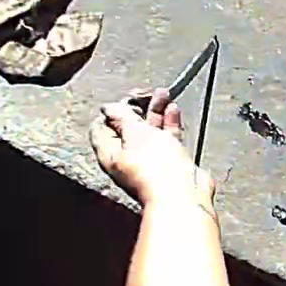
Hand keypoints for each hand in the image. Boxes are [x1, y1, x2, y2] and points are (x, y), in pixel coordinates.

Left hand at [91, 89, 214, 207]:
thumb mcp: (134, 133)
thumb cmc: (156, 167)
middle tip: (149, 93)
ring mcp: (150, 160)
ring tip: (164, 95)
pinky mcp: (170, 161)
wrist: (183, 192)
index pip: (102, 126)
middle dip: (138, 107)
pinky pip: (167, 138)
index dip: (113, 109)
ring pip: (149, 130)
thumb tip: (109, 107)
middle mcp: (128, 157)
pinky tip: (174, 110)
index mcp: (110, 153)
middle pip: (127, 127)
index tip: (129, 98)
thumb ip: (121, 117)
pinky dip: (169, 123)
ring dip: (156, 111)